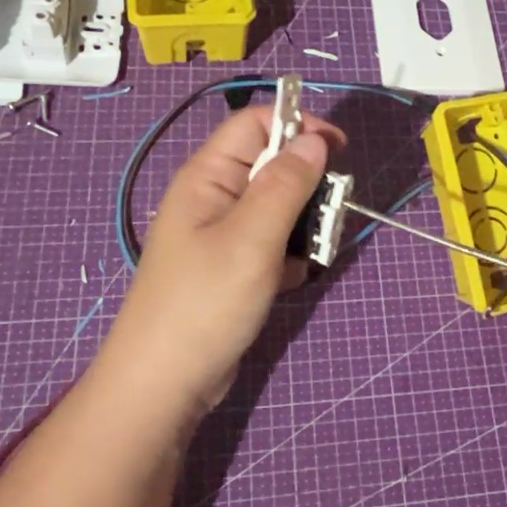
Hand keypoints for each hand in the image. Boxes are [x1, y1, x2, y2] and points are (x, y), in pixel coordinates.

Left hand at [98, 107, 345, 419]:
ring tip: (309, 254)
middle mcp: (214, 198)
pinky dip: (289, 258)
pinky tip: (291, 281)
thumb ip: (286, 184)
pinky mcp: (231, 268)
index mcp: (208, 176)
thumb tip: (314, 139)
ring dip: (302, 225)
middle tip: (328, 215)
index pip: (255, 123)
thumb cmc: (206, 302)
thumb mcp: (252, 237)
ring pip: (277, 208)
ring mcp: (221, 235)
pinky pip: (271, 245)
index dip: (299, 126)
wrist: (165, 383)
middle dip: (307, 184)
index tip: (341, 151)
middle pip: (272, 165)